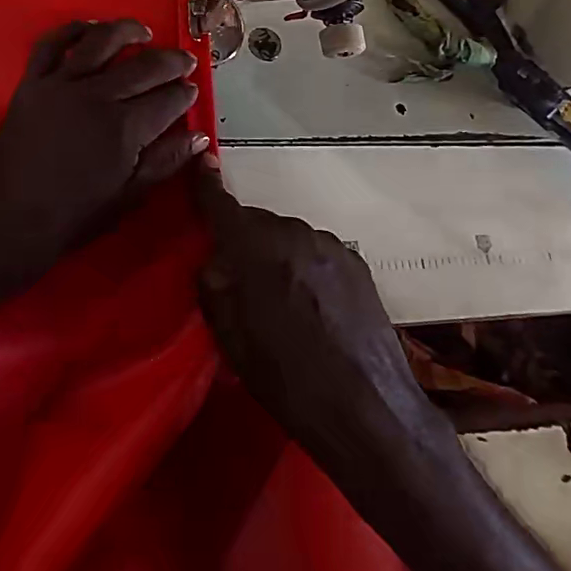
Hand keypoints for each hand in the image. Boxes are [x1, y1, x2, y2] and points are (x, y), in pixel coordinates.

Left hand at [0, 20, 207, 269]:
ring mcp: (61, 85)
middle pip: (143, 66)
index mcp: (125, 128)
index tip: (192, 90)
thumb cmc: (74, 215)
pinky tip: (89, 28)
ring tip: (143, 32)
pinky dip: (71, 30)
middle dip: (171, 62)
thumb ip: (165, 162)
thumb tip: (200, 136)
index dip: (185, 93)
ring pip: (100, 42)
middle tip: (185, 61)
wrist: (12, 219)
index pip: (168, 100)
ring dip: (127, 31)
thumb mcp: (128, 196)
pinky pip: (51, 45)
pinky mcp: (32, 83)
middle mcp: (96, 97)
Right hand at [191, 165, 427, 452]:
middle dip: (245, 243)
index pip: (223, 206)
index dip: (208, 184)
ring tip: (282, 301)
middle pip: (257, 223)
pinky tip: (313, 305)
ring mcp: (331, 246)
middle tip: (241, 283)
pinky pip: (317, 251)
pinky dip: (306, 265)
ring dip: (278, 255)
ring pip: (288, 237)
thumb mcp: (232, 341)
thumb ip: (215, 290)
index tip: (203, 160)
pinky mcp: (357, 262)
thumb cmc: (287, 380)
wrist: (368, 410)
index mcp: (256, 251)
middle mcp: (294, 235)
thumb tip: (213, 262)